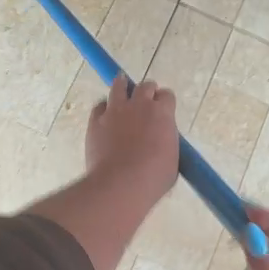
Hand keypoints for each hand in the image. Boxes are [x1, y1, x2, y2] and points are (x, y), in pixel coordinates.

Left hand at [84, 76, 178, 204]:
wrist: (121, 183)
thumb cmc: (153, 177)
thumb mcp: (172, 160)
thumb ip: (167, 143)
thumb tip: (162, 143)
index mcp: (162, 113)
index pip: (167, 96)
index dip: (164, 102)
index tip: (163, 110)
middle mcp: (139, 105)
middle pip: (145, 86)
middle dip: (147, 92)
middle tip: (145, 101)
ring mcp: (115, 110)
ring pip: (118, 86)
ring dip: (122, 86)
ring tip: (122, 86)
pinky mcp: (96, 120)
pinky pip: (99, 106)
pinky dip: (103, 108)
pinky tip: (105, 115)